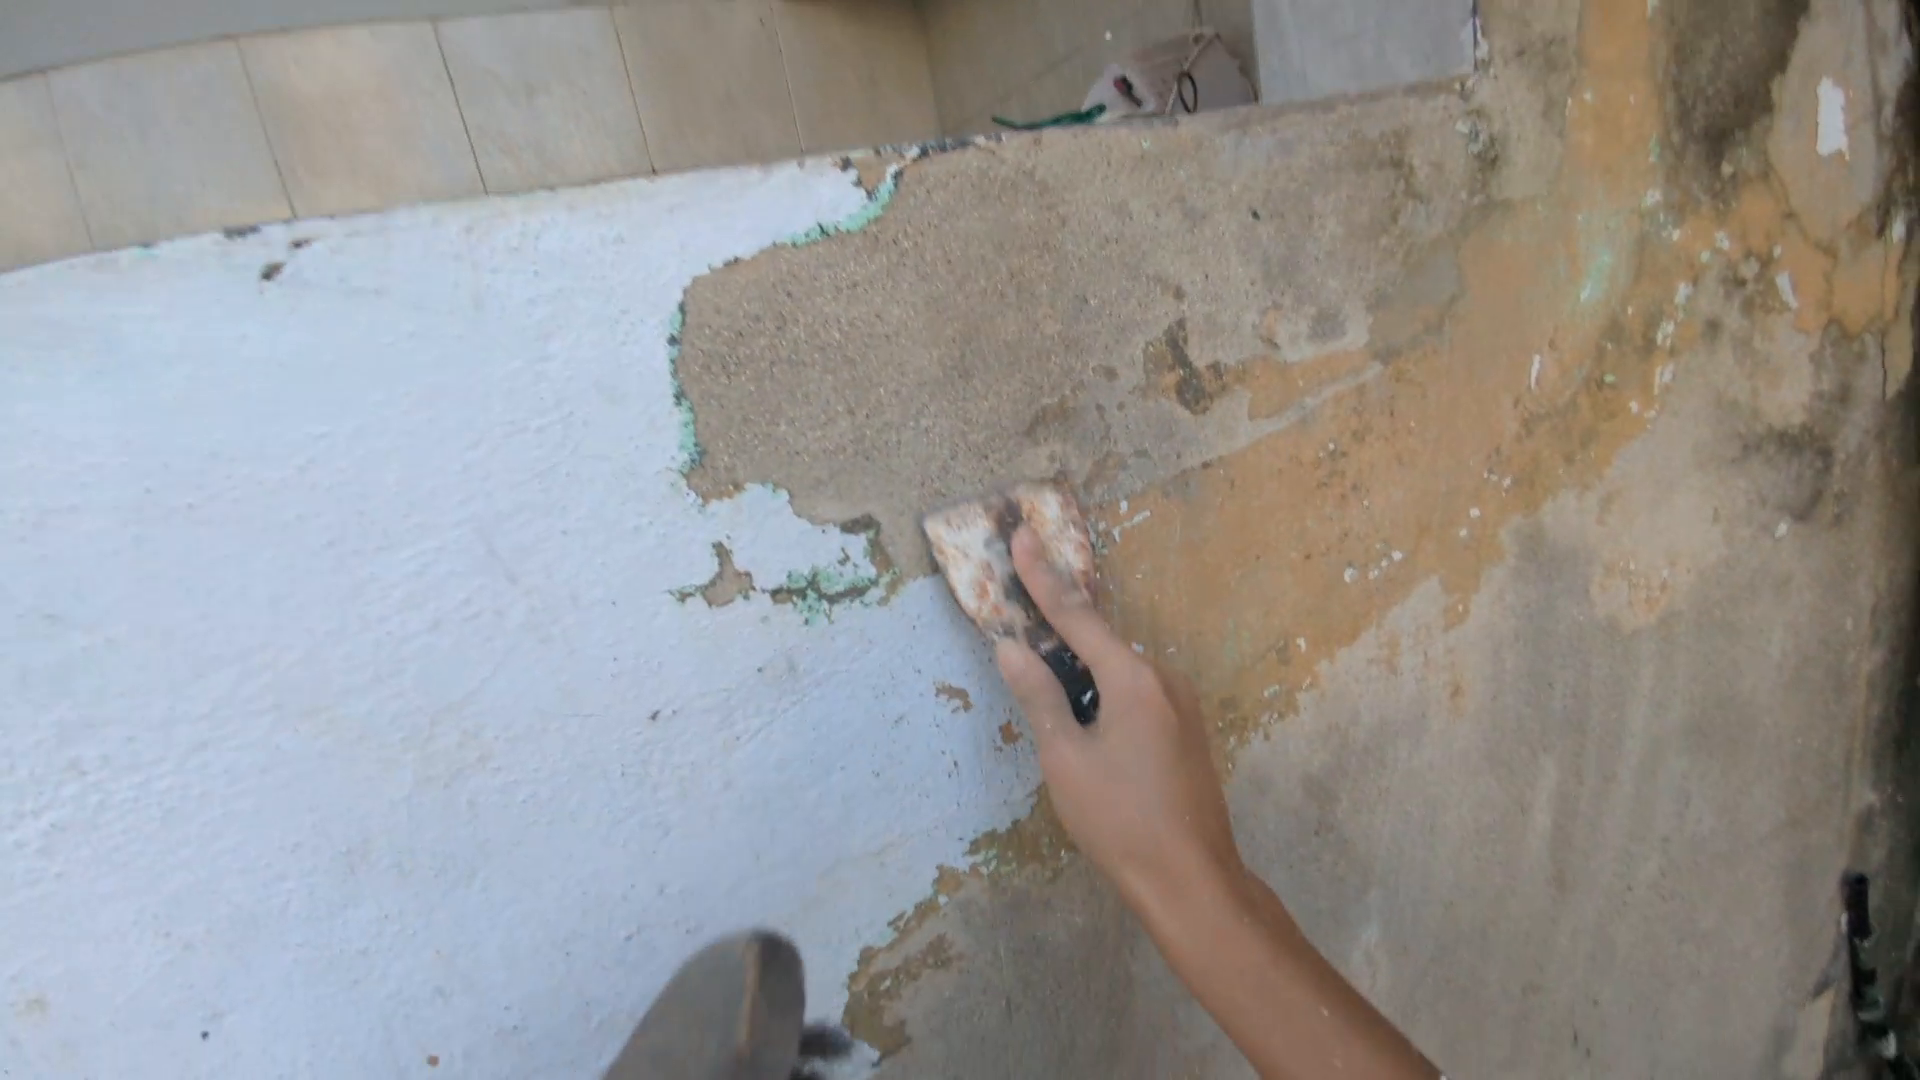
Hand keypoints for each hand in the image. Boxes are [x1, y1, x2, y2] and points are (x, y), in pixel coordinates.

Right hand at [994, 526, 1243, 917]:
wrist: (1192, 881)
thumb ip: (1039, 696)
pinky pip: (1136, 694)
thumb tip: (1010, 647)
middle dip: (1058, 635)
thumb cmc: (1120, 820)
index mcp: (1132, 678)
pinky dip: (1104, 694)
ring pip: (1118, 672)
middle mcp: (1163, 678)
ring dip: (1081, 675)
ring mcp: (1181, 703)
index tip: (1023, 535)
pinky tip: (1088, 728)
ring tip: (1051, 707)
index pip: (1076, 614)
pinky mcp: (1186, 728)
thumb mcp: (1066, 758)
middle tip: (1021, 633)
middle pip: (1099, 642)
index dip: (1042, 575)